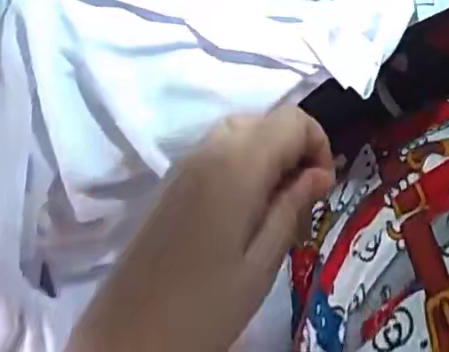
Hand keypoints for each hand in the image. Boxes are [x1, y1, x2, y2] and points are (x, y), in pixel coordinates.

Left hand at [69, 107, 334, 351]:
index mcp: (237, 162)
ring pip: (243, 130)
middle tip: (304, 202)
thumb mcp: (260, 266)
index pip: (293, 118)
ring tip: (278, 207)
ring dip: (270, 154)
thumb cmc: (202, 308)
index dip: (319, 143)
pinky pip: (220, 148)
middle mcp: (211, 147)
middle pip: (268, 120)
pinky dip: (244, 161)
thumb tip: (321, 173)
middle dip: (295, 149)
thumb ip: (292, 208)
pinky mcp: (173, 179)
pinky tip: (245, 209)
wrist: (124, 337)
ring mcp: (187, 161)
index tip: (324, 189)